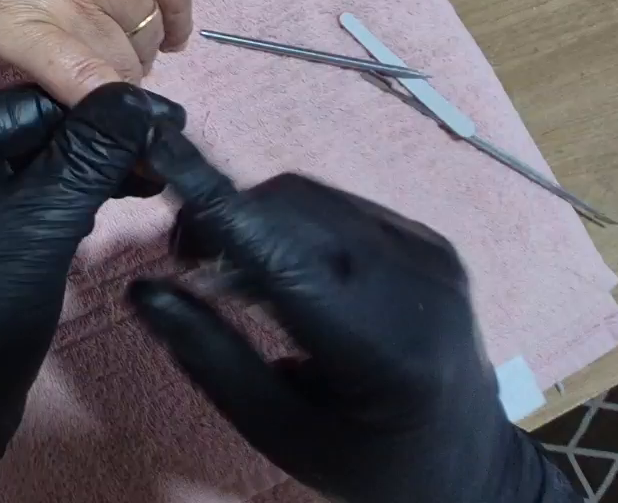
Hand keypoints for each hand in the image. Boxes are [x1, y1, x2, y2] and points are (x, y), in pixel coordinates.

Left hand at [0, 83, 184, 502]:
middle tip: (170, 154)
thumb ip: (89, 157)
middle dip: (103, 140)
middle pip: (42, 128)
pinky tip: (114, 204)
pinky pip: (41, 194)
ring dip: (97, 169)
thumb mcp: (39, 226)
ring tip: (153, 181)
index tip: (170, 121)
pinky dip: (79, 196)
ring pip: (46, 162)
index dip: (103, 106)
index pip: (36, 101)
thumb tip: (138, 98)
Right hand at [127, 133, 580, 502]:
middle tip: (186, 260)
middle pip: (283, 210)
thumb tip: (142, 289)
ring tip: (232, 267)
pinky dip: (286, 221)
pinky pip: (331, 203)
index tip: (160, 149)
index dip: (213, 201)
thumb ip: (208, 355)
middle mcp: (414, 286)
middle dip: (219, 216)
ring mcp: (428, 254)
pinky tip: (282, 264)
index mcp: (382, 349)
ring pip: (303, 197)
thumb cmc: (366, 461)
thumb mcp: (279, 431)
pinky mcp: (428, 238)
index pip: (278, 255)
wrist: (475, 467)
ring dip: (249, 215)